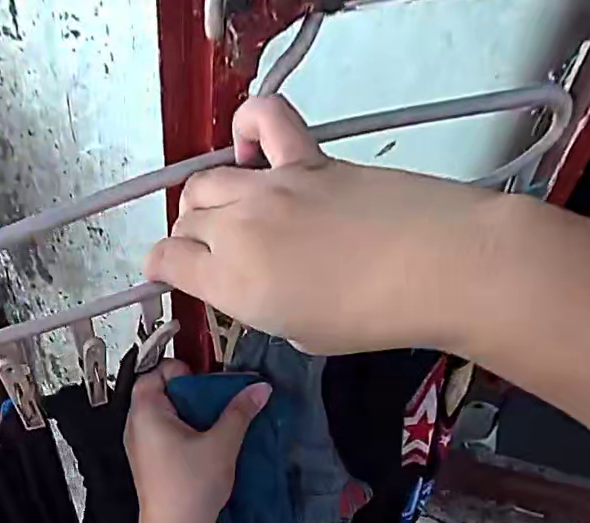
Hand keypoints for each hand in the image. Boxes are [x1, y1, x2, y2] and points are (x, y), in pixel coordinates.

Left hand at [124, 359, 270, 522]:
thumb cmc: (190, 489)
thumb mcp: (222, 444)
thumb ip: (240, 412)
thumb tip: (260, 388)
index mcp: (146, 411)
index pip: (158, 371)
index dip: (185, 371)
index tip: (210, 383)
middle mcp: (136, 425)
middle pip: (163, 392)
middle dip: (194, 393)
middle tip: (220, 403)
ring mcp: (140, 446)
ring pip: (167, 415)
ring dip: (193, 415)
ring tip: (218, 425)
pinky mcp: (149, 463)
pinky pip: (166, 435)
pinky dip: (187, 433)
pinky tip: (209, 447)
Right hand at [144, 95, 507, 355]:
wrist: (429, 269)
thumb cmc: (367, 319)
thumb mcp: (300, 336)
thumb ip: (264, 307)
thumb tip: (259, 284)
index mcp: (230, 282)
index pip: (166, 262)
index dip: (160, 269)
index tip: (167, 274)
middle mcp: (237, 228)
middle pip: (186, 218)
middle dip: (188, 240)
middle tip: (209, 255)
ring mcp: (270, 187)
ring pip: (208, 178)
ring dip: (206, 198)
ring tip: (227, 213)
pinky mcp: (308, 158)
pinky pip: (264, 119)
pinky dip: (249, 127)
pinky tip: (251, 146)